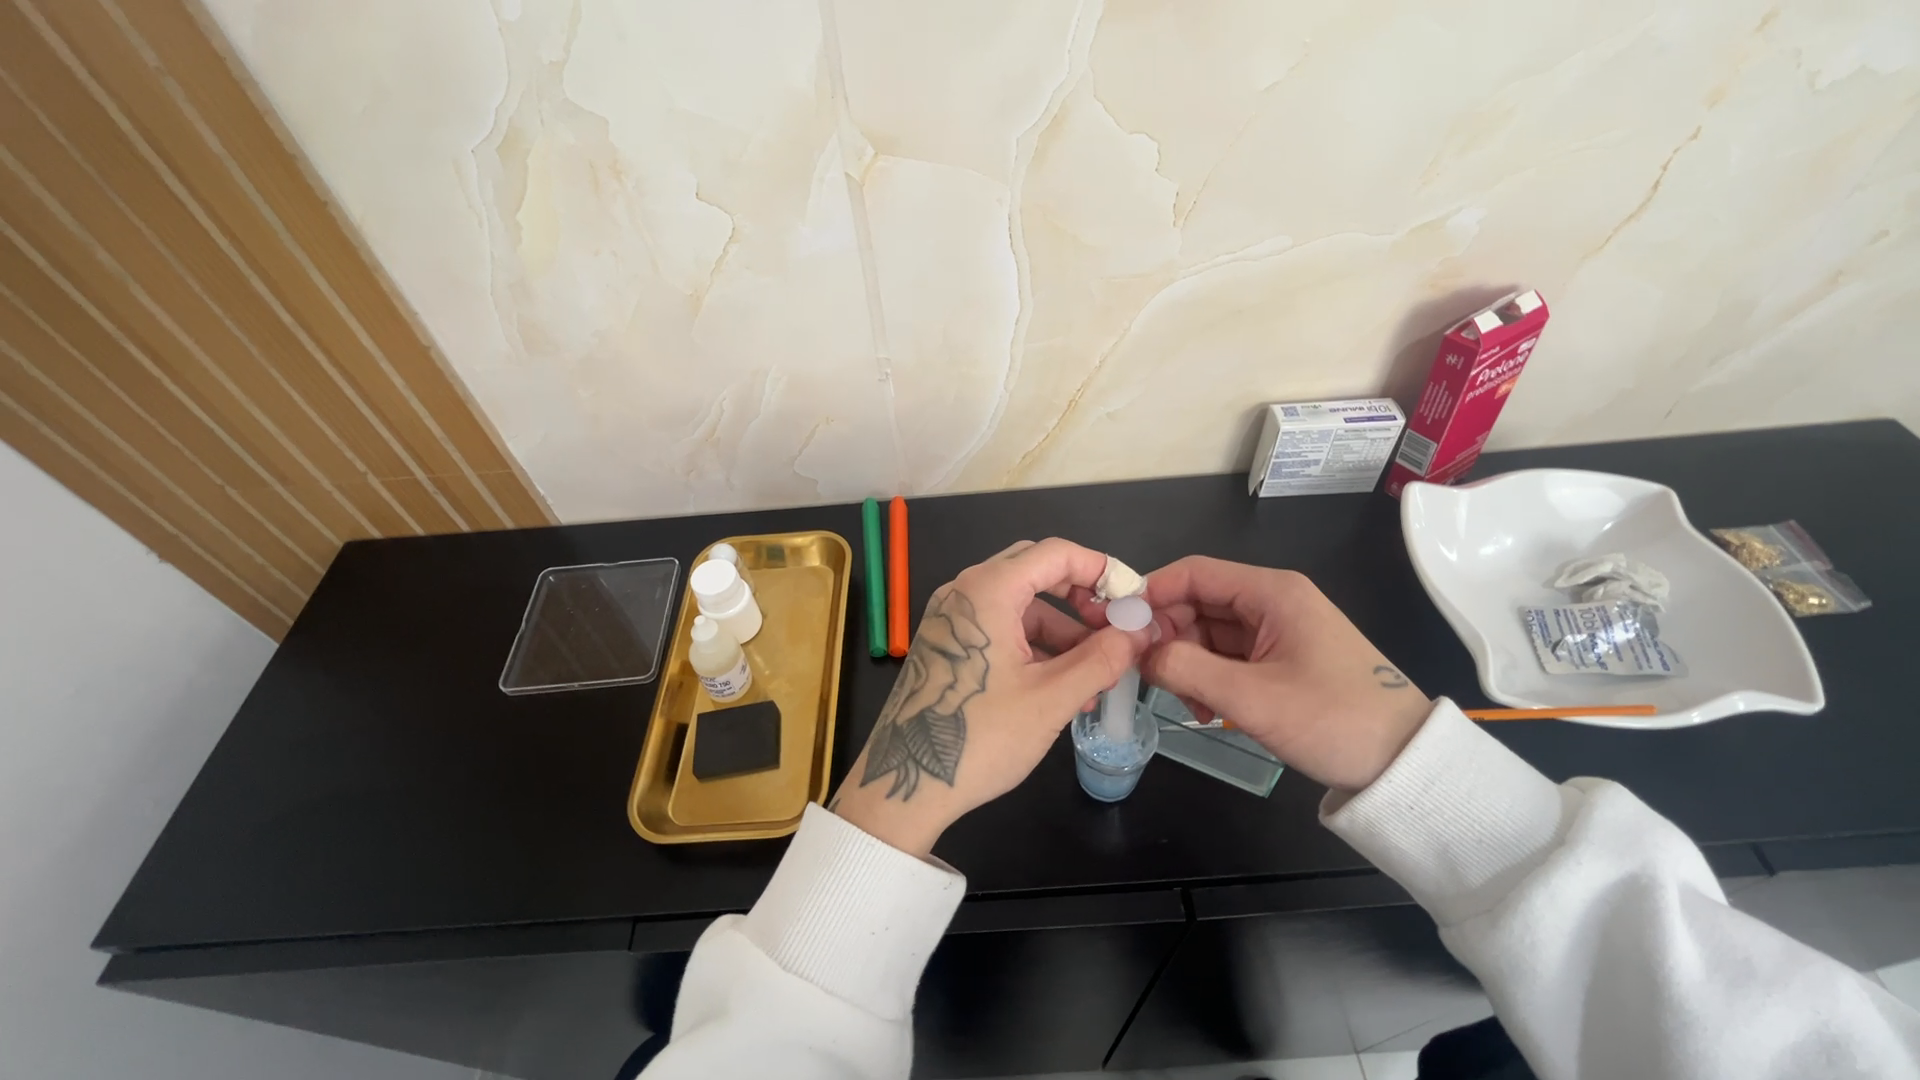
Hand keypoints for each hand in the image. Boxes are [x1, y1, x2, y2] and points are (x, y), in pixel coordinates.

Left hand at [831, 539, 1153, 856]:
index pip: (1056, 553)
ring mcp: (952, 620)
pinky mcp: (948, 648)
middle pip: (1037, 573)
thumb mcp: (1052, 698)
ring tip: (1097, 677)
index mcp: (987, 590)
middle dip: (1082, 599)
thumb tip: (1140, 631)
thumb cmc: (980, 737)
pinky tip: (1064, 688)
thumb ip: (1102, 659)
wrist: (906, 785)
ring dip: (1063, 633)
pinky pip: (1002, 631)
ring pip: (1021, 607)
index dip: (1102, 569)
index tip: (1134, 599)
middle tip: (1116, 630)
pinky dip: (1036, 650)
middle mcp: (965, 593)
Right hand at [1141, 556, 1432, 792]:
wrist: (1404, 764)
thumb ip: (1185, 669)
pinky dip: (1207, 677)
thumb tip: (1138, 653)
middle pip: (1197, 603)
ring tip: (1183, 701)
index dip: (1151, 593)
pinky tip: (1204, 708)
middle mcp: (1273, 602)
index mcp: (1272, 593)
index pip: (1194, 573)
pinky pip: (1227, 657)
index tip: (1118, 626)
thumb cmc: (1332, 719)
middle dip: (1167, 635)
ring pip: (1208, 633)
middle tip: (1145, 674)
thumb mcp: (1251, 697)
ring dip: (1186, 663)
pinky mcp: (1281, 660)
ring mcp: (1278, 632)